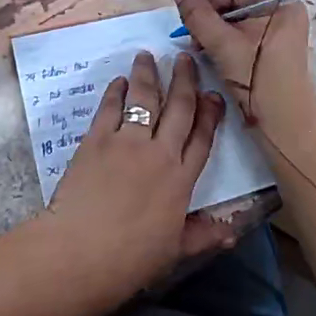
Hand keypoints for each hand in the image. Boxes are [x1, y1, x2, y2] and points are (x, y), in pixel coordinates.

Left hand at [43, 50, 231, 303]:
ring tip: (148, 55)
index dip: (210, 115)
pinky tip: (119, 81)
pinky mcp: (97, 139)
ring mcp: (128, 142)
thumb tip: (233, 231)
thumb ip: (203, 235)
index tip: (214, 94)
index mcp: (181, 180)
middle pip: (178, 109)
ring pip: (144, 99)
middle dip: (184, 81)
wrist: (82, 251)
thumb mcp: (174, 251)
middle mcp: (159, 153)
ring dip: (148, 75)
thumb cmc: (131, 259)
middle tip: (186, 58)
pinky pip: (110, 108)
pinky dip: (116, 92)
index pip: (202, 139)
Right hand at [171, 0, 315, 144]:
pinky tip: (224, 57)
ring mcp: (281, 26)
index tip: (204, 29)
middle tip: (203, 43)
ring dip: (219, 29)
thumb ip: (197, 15)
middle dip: (214, 16)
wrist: (284, 121)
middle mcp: (284, 7)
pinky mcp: (276, 42)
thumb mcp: (222, 45)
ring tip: (212, 52)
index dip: (213, 0)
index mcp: (279, 1)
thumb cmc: (257, 79)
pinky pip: (247, 27)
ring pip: (238, 13)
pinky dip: (230, 38)